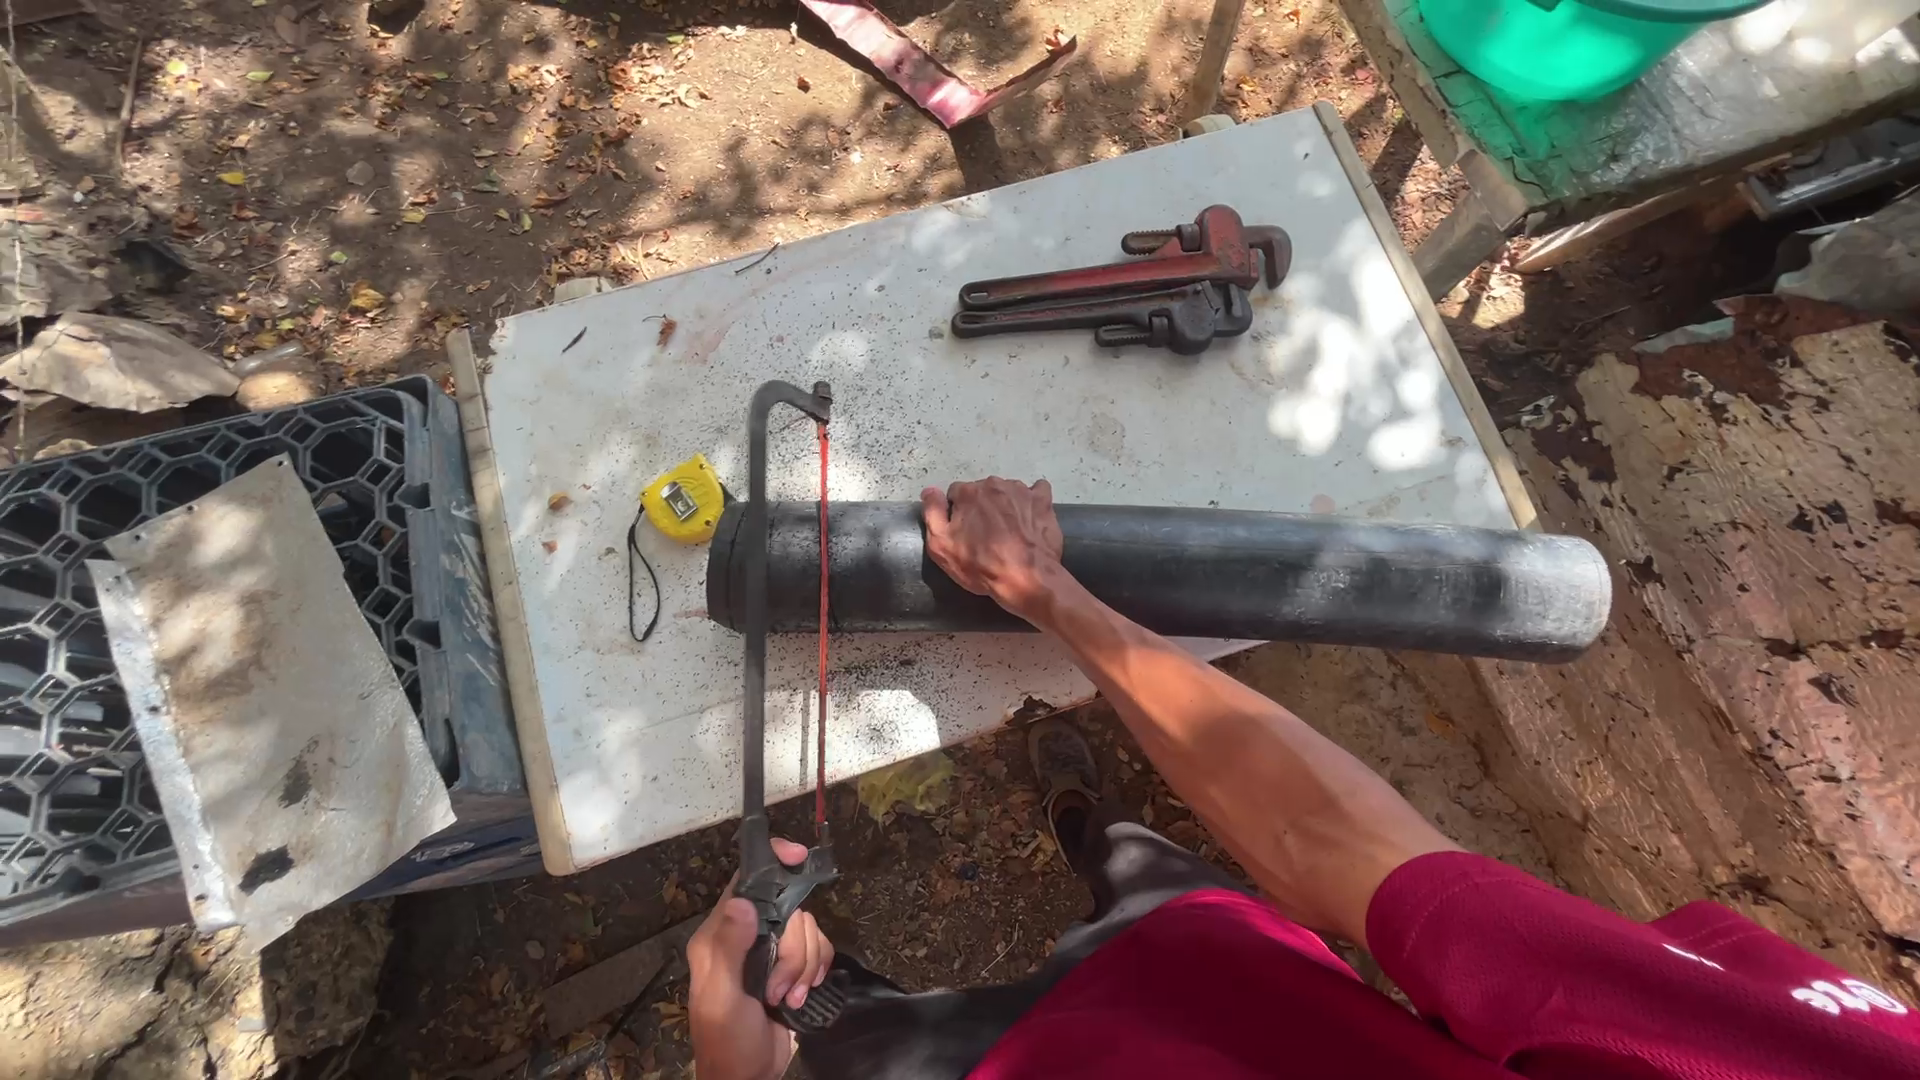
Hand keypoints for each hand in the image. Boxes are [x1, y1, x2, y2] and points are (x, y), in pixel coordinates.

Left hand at [687, 839, 835, 1079]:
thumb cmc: (726, 1042)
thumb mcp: (721, 998)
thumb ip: (728, 949)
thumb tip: (743, 901)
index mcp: (721, 933)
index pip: (747, 880)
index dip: (774, 861)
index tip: (799, 857)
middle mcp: (748, 934)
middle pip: (789, 908)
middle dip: (793, 949)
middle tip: (778, 986)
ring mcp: (774, 950)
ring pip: (808, 928)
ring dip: (804, 967)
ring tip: (788, 999)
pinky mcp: (796, 966)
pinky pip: (821, 947)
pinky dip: (817, 970)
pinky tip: (802, 996)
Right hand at [922, 477, 1065, 621]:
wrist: (1025, 578)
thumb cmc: (979, 565)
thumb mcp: (941, 546)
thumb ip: (932, 513)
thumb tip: (929, 490)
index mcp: (968, 493)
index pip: (956, 494)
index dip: (958, 513)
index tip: (964, 532)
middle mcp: (994, 484)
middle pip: (982, 491)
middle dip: (981, 508)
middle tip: (986, 535)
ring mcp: (1021, 490)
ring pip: (1007, 491)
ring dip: (1005, 504)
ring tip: (1009, 530)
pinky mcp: (1043, 501)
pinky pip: (1037, 490)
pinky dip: (1032, 500)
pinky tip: (1030, 515)